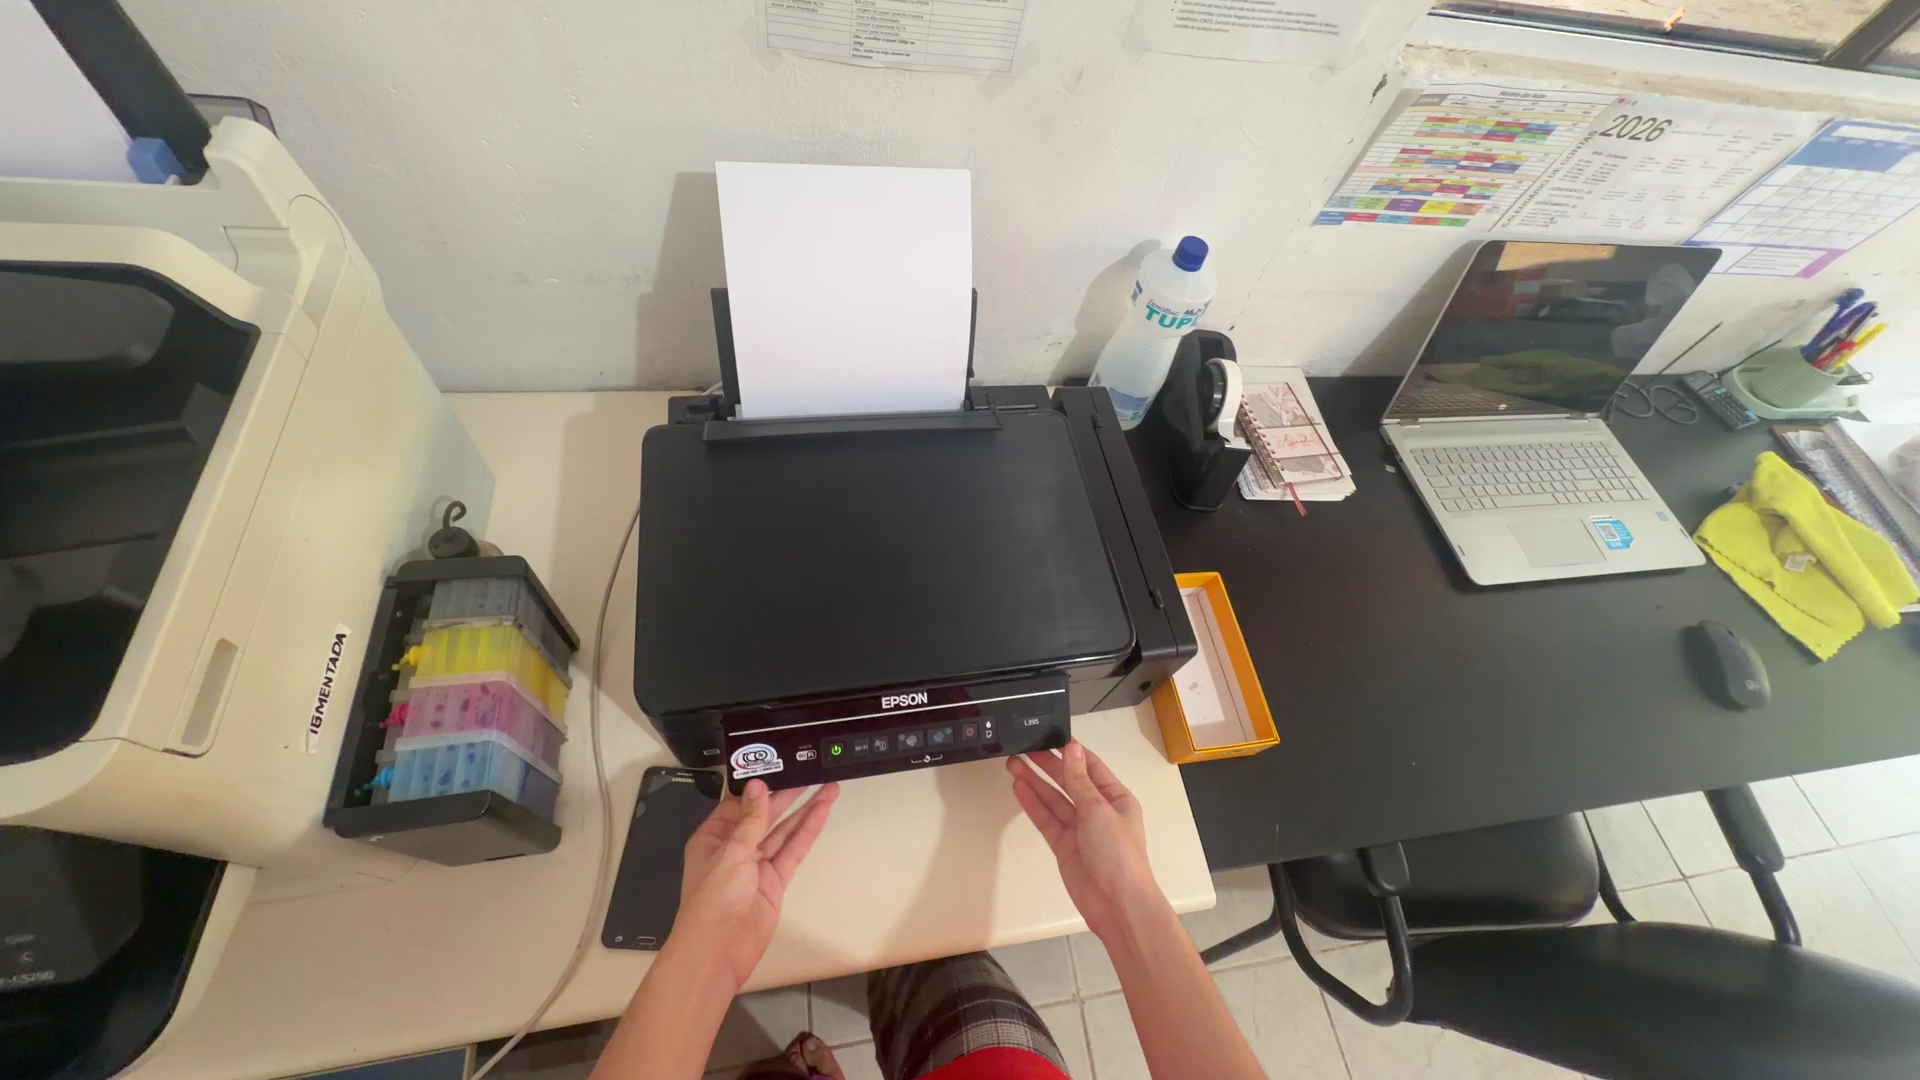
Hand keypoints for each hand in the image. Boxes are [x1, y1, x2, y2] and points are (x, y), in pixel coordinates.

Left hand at [671, 779, 839, 989]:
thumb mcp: (731, 852)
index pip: (738, 803)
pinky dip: (808, 832)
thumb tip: (758, 785)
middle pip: (765, 814)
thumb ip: (751, 819)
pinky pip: (793, 851)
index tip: (780, 765)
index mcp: (713, 837)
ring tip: (828, 788)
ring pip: (784, 830)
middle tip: (811, 771)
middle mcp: (735, 848)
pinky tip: (822, 813)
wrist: (717, 953)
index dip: (760, 784)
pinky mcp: (775, 881)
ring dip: (805, 810)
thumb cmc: (713, 900)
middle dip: (789, 794)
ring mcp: (757, 866)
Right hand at [1008, 741, 1158, 939]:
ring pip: (1054, 799)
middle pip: (1068, 781)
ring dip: (1036, 782)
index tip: (1050, 736)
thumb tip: (1072, 749)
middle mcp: (1098, 811)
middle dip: (1047, 765)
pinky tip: (1020, 788)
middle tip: (1025, 748)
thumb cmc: (1118, 855)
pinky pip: (1046, 819)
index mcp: (1116, 799)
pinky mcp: (1064, 846)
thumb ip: (1079, 780)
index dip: (1071, 752)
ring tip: (1014, 764)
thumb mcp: (1099, 811)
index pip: (1090, 767)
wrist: (1117, 906)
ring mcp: (1080, 829)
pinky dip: (1033, 804)